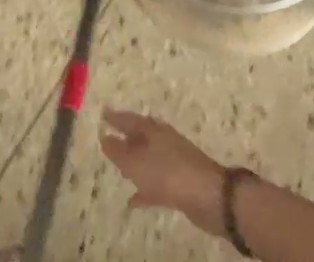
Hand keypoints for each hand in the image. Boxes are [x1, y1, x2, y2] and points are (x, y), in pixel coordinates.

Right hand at [98, 109, 228, 236]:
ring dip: (136, 164)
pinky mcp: (182, 182)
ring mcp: (175, 161)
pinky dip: (146, 189)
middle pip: (142, 136)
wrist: (210, 196)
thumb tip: (104, 138)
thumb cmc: (168, 173)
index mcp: (153, 130)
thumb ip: (118, 151)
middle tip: (111, 139)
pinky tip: (134, 201)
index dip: (115, 117)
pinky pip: (158, 183)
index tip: (103, 113)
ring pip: (150, 158)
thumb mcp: (136, 162)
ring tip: (121, 171)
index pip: (130, 119)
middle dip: (127, 138)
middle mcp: (164, 140)